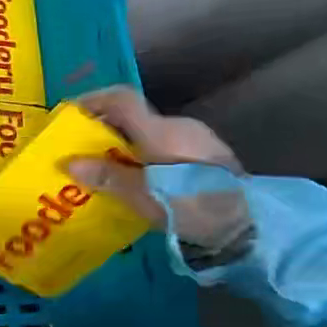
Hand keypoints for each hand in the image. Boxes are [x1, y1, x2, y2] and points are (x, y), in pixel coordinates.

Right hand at [60, 87, 252, 264]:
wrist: (257, 228)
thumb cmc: (193, 207)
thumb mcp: (143, 196)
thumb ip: (107, 177)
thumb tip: (70, 161)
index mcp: (160, 130)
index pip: (121, 99)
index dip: (92, 101)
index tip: (70, 114)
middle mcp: (180, 126)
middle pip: (135, 118)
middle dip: (106, 131)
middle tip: (84, 152)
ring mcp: (200, 140)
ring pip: (152, 135)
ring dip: (127, 147)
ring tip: (110, 173)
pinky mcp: (213, 158)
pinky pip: (169, 149)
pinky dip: (148, 158)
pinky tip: (144, 183)